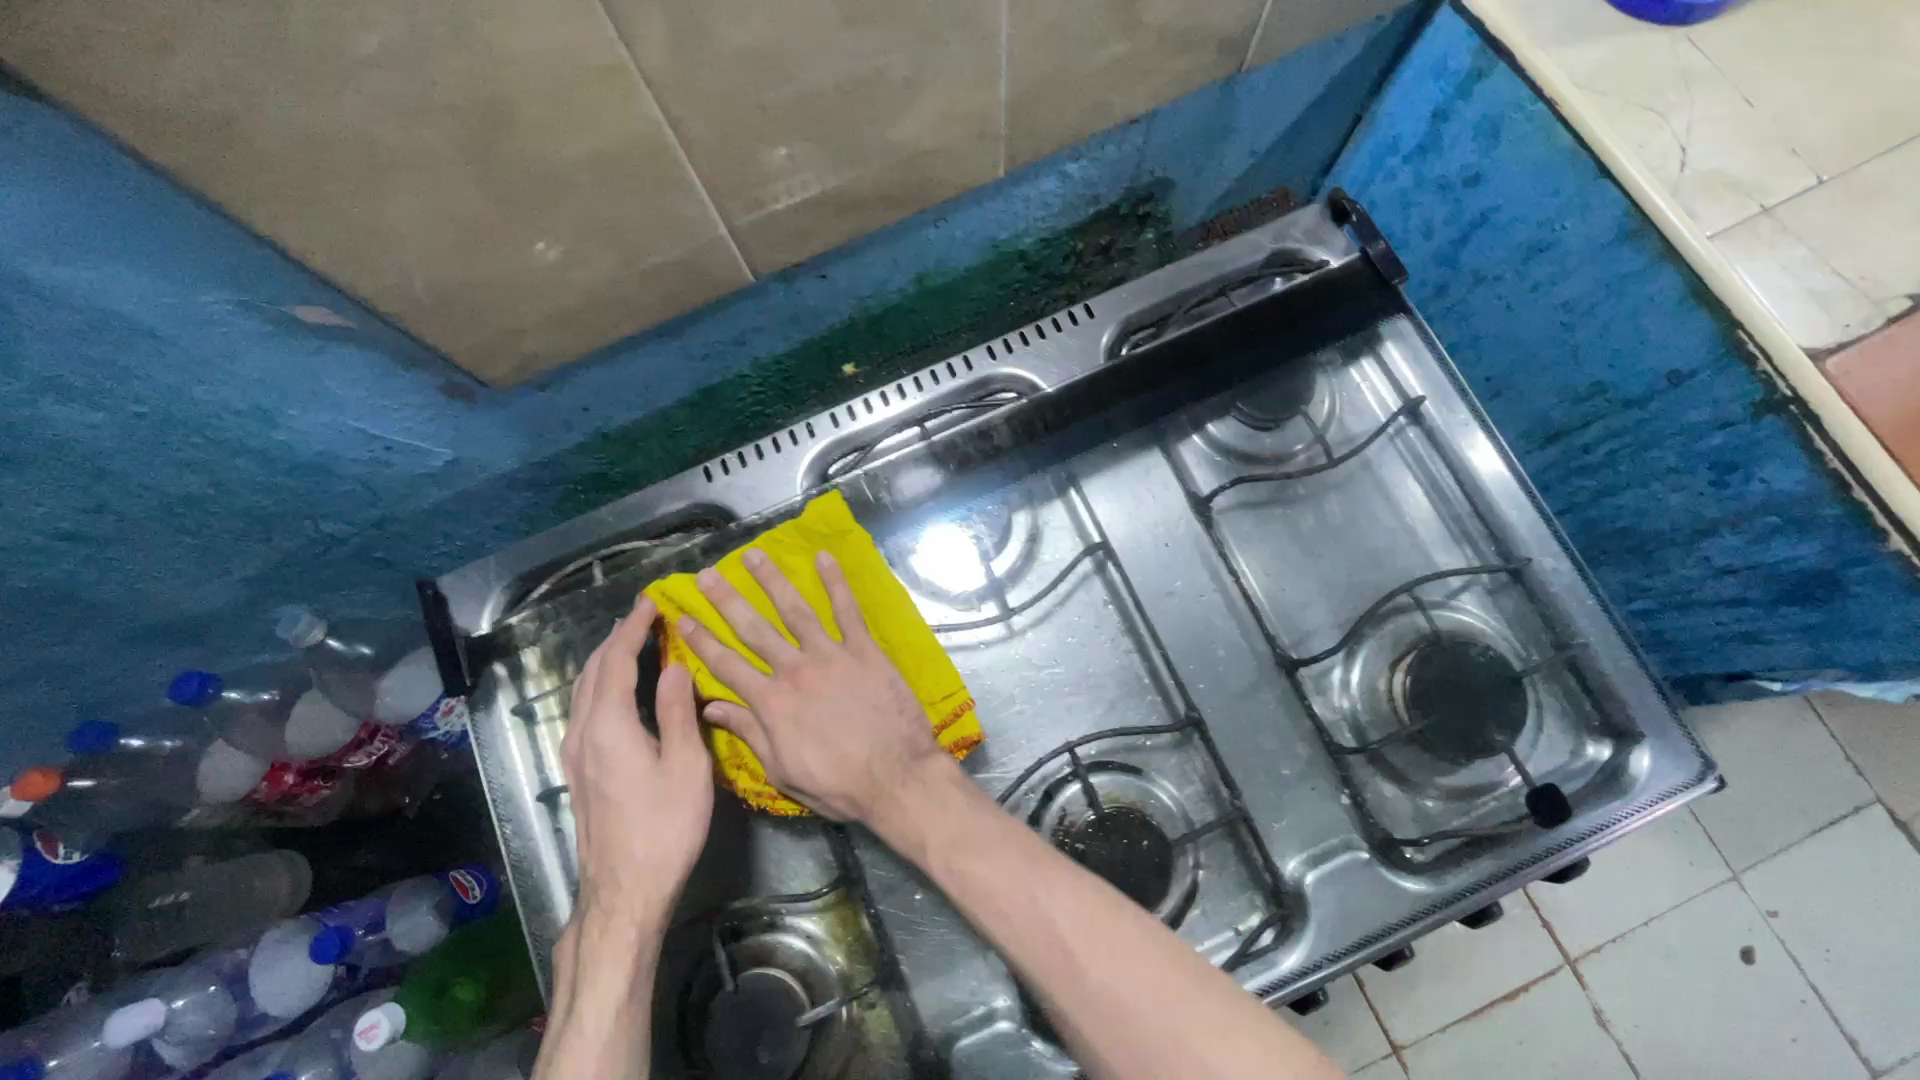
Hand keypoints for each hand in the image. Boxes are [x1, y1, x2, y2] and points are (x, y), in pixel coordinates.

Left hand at [561, 595, 712, 929]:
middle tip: (644, 618)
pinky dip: (601, 686)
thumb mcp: (686, 766)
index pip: (617, 661)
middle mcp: (582, 733)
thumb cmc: (665, 827)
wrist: (625, 889)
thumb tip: (676, 667)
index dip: (633, 628)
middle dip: (616, 639)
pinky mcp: (577, 771)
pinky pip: (584, 710)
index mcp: (609, 726)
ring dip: (605, 661)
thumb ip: (679, 711)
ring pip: (583, 691)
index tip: (651, 602)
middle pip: (592, 672)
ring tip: (632, 644)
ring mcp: (573, 754)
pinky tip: (620, 691)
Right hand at [676, 549, 948, 823]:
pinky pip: (848, 611)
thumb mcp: (782, 770)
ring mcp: (831, 656)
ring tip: (754, 555)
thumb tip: (710, 707)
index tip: (682, 618)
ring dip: (773, 581)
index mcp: (771, 703)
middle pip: (754, 629)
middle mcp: (795, 671)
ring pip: (795, 610)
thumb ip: (749, 733)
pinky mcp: (865, 651)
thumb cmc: (838, 785)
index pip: (726, 666)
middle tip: (707, 574)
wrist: (896, 778)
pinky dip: (836, 583)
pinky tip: (824, 558)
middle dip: (727, 601)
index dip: (702, 641)